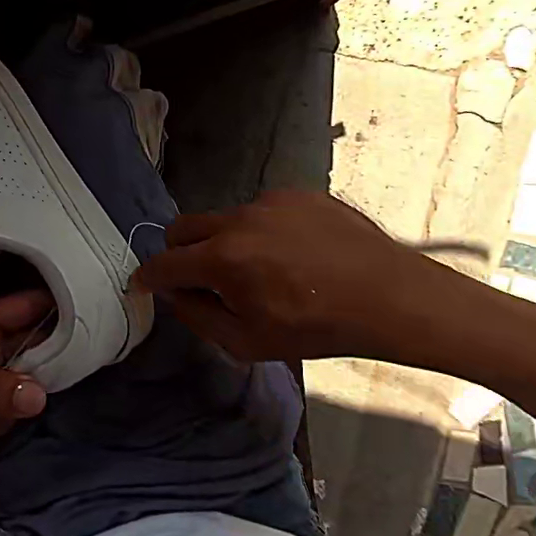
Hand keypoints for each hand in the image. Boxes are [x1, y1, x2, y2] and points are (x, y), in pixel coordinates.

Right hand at [131, 190, 466, 361]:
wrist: (392, 298)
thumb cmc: (318, 328)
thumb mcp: (248, 342)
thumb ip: (198, 316)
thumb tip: (174, 294)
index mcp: (222, 259)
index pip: (164, 264)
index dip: (147, 277)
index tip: (142, 285)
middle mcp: (238, 221)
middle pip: (182, 228)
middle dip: (177, 253)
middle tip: (197, 278)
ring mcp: (269, 202)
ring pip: (222, 219)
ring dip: (223, 242)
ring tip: (261, 269)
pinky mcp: (297, 194)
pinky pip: (260, 210)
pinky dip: (260, 231)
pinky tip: (292, 253)